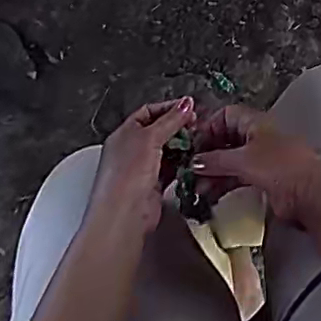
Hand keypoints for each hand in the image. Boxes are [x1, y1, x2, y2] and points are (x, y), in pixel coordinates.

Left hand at [92, 97, 195, 236]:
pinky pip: (170, 168)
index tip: (188, 107)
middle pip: (159, 130)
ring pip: (166, 150)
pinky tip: (192, 160)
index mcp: (124, 134)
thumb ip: (171, 119)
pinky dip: (181, 163)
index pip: (149, 112)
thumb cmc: (126, 176)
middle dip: (177, 126)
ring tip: (197, 141)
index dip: (169, 108)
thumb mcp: (150, 137)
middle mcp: (131, 150)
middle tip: (195, 124)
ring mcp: (141, 169)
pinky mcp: (153, 186)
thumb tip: (186, 103)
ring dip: (181, 145)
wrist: (124, 217)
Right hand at [189, 105, 320, 222]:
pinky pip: (236, 178)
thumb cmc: (279, 166)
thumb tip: (194, 162)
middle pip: (226, 139)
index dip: (208, 127)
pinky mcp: (262, 179)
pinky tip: (209, 196)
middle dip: (207, 153)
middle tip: (189, 171)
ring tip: (196, 189)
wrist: (308, 192)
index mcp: (254, 123)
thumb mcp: (244, 159)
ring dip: (213, 172)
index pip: (226, 115)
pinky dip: (222, 184)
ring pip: (230, 161)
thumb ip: (217, 160)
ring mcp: (259, 158)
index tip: (192, 145)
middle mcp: (256, 137)